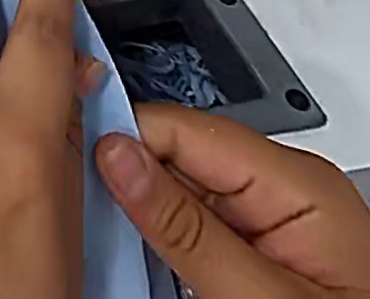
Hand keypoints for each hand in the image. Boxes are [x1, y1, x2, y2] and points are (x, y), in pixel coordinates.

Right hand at [95, 104, 369, 297]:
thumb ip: (189, 228)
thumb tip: (115, 151)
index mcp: (296, 181)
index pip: (179, 127)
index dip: (122, 137)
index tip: (73, 154)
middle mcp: (277, 185)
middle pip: (172, 151)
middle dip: (126, 172)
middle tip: (79, 195)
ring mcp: (262, 214)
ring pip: (170, 184)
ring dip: (135, 203)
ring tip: (99, 220)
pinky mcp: (247, 242)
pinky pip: (183, 216)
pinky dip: (153, 229)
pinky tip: (131, 240)